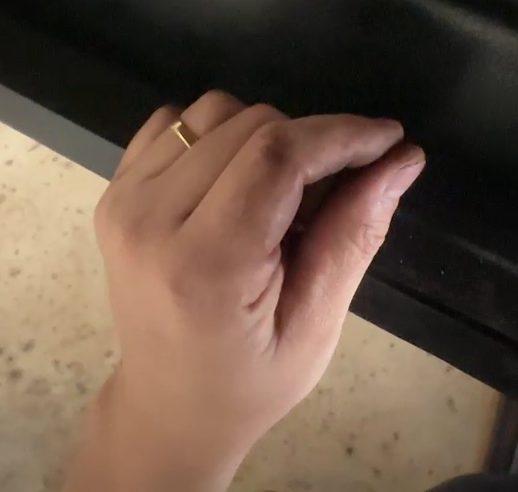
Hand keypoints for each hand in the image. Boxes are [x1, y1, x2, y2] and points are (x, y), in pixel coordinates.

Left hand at [63, 91, 425, 491]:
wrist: (168, 406)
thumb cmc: (252, 379)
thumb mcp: (318, 325)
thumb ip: (355, 233)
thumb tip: (403, 158)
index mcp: (204, 265)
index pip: (277, 156)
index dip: (340, 134)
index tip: (389, 138)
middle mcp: (151, 219)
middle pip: (251, 124)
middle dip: (312, 141)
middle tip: (336, 187)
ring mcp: (123, 197)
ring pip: (216, 110)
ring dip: (264, 133)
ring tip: (280, 191)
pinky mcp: (114, 186)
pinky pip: (177, 119)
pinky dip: (217, 132)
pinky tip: (233, 178)